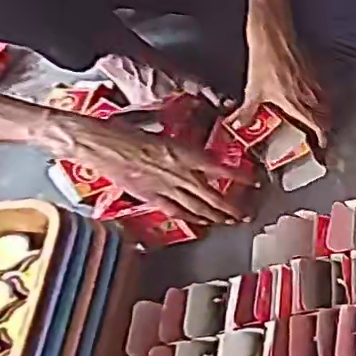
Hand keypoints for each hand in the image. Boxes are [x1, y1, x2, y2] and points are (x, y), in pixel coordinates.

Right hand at [53, 115, 252, 224]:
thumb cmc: (129, 132)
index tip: (255, 183)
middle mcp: (179, 174)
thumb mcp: (167, 134)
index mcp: (185, 154)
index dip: (241, 178)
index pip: (222, 169)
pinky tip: (200, 223)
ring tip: (230, 221)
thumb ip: (186, 148)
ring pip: (197, 207)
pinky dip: (190, 218)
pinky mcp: (149, 197)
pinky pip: (175, 211)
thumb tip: (201, 153)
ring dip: (216, 216)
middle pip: (212, 196)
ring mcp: (164, 188)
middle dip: (232, 207)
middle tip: (245, 215)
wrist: (99, 142)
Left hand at [234, 22, 328, 143]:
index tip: (321, 144)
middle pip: (325, 118)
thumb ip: (248, 111)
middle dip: (324, 127)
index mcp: (297, 105)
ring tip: (317, 118)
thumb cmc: (264, 65)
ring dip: (324, 114)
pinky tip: (312, 98)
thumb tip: (238, 124)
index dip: (322, 138)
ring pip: (326, 105)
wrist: (274, 40)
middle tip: (319, 133)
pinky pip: (323, 92)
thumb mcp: (254, 90)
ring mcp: (315, 85)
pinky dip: (321, 99)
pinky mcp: (315, 74)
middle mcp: (310, 97)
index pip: (317, 127)